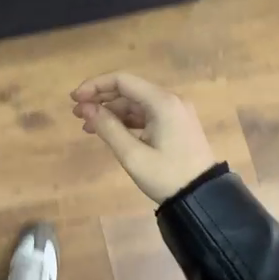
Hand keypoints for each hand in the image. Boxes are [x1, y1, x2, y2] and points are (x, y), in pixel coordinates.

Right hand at [71, 73, 217, 203]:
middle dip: (101, 99)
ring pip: (136, 103)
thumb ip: (107, 127)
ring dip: (111, 111)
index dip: (95, 86)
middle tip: (77, 113)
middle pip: (129, 90)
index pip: (122, 80)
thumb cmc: (167, 176)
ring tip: (88, 126)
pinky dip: (126, 120)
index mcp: (162, 102)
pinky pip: (146, 114)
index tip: (75, 99)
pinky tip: (110, 131)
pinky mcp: (176, 124)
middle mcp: (170, 100)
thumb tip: (86, 108)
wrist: (203, 198)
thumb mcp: (132, 155)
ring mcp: (175, 112)